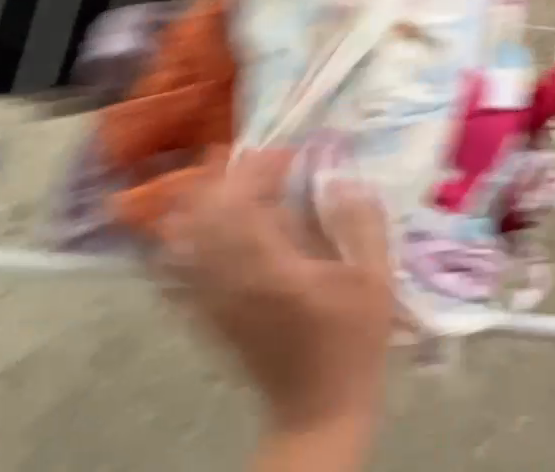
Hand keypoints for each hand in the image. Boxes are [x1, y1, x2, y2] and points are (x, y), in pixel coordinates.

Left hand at [157, 148, 395, 431]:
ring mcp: (209, 301)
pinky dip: (189, 237)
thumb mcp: (376, 277)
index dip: (260, 169)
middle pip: (201, 215)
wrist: (317, 402)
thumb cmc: (355, 337)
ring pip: (182, 239)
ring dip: (205, 204)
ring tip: (239, 187)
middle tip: (263, 163)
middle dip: (226, 179)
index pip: (242, 204)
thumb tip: (345, 180)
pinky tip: (213, 227)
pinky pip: (178, 267)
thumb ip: (361, 225)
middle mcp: (228, 281)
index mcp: (272, 269)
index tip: (291, 152)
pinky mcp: (204, 315)